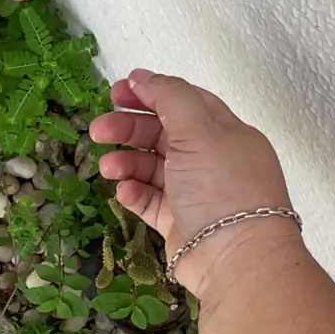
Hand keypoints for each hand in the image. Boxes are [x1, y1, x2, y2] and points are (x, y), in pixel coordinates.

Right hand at [90, 69, 301, 298]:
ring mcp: (194, 192)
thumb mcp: (199, 130)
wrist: (235, 258)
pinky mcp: (179, 222)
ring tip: (108, 167)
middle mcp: (210, 159)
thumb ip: (171, 97)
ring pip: (153, 167)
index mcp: (224, 132)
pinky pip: (151, 200)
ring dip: (128, 162)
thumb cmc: (221, 186)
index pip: (184, 102)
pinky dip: (135, 193)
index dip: (152, 93)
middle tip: (98, 130)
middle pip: (163, 133)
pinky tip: (125, 192)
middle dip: (129, 128)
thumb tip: (144, 75)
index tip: (117, 91)